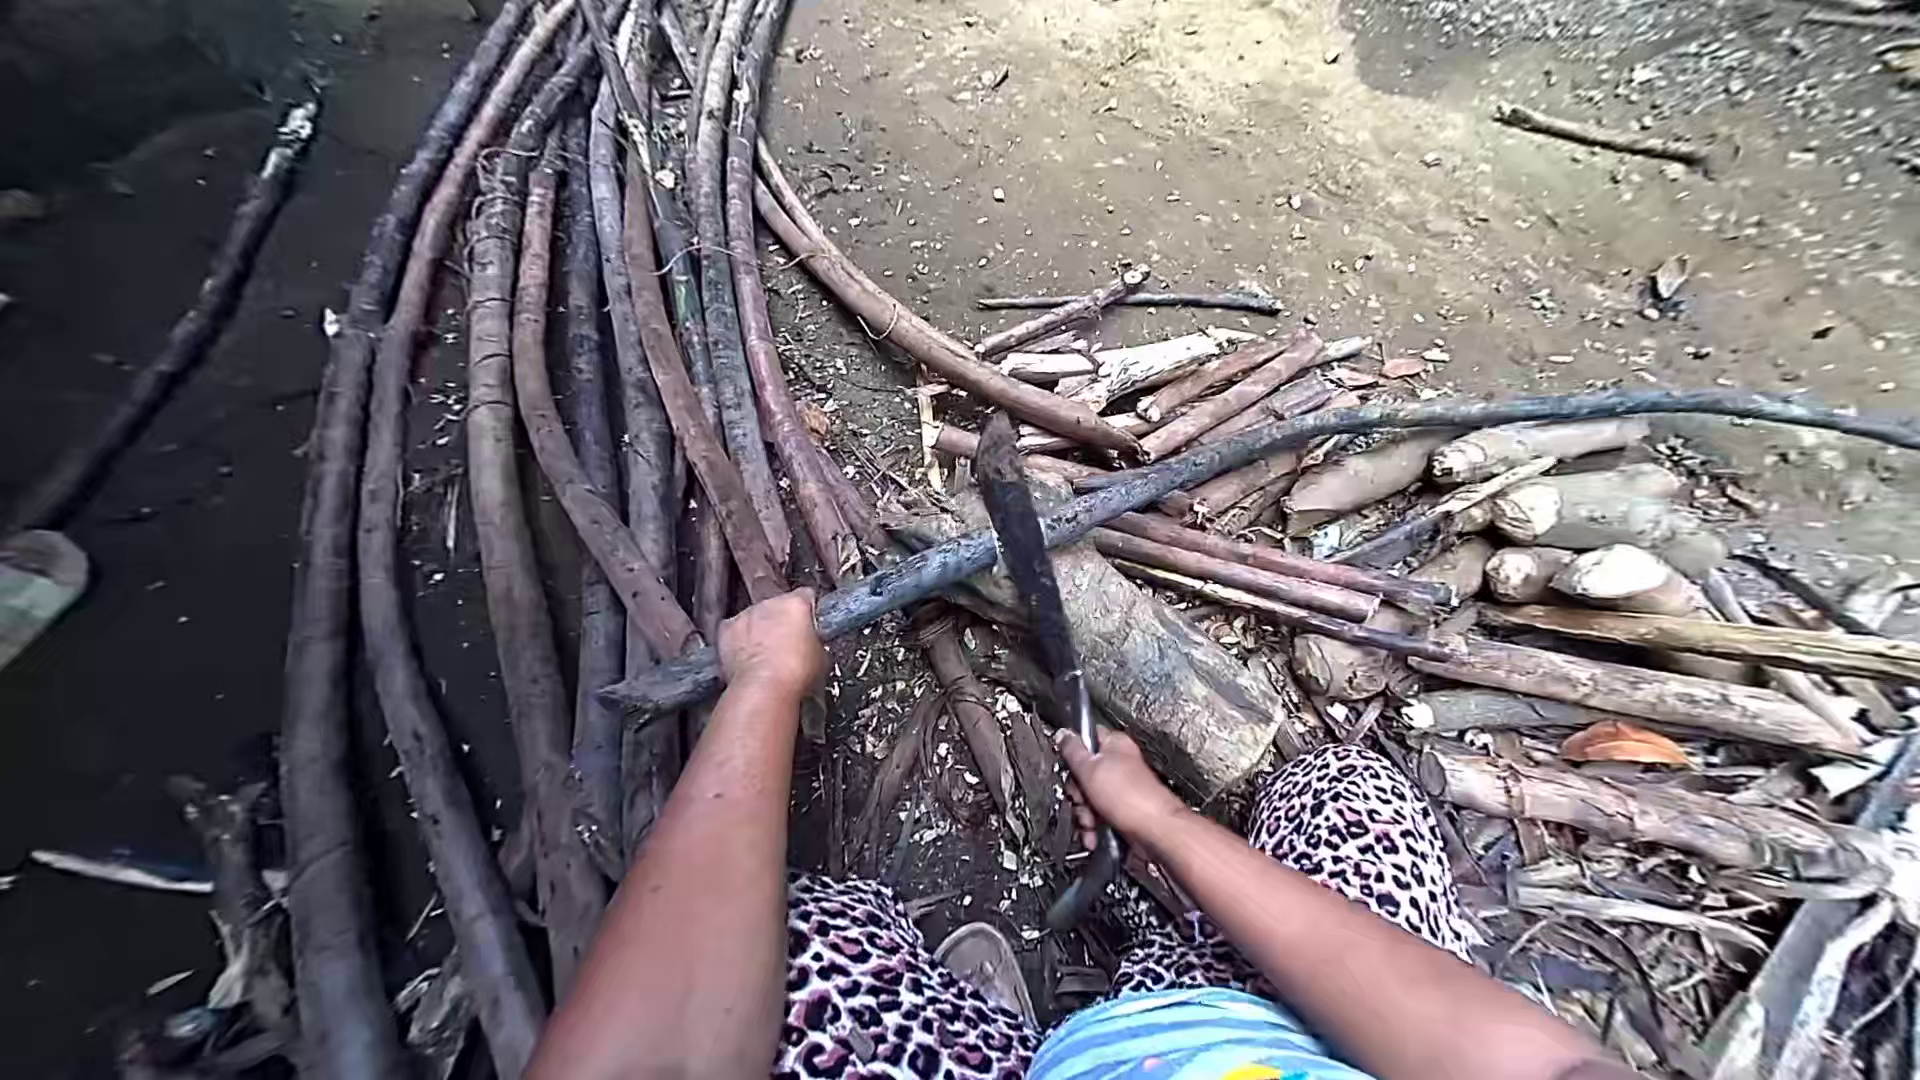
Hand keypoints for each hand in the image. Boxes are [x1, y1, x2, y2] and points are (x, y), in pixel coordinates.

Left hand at [718, 589, 825, 699]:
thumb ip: (814, 638)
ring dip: (760, 629)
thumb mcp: (821, 654)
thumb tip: (811, 642)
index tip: (808, 623)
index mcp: (796, 603)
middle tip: (788, 643)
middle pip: (778, 605)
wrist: (764, 689)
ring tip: (766, 654)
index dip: (808, 610)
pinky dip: (739, 640)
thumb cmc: (794, 673)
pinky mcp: (726, 630)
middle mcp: (769, 603)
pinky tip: (748, 656)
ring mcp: (746, 615)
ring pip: (755, 616)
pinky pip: (735, 630)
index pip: (805, 595)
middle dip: (782, 620)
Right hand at [1054, 726, 1188, 847]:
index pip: (1084, 739)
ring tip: (1090, 822)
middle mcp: (1119, 764)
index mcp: (1114, 744)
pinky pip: (1098, 815)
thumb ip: (1071, 750)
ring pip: (1088, 797)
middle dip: (1077, 793)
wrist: (1156, 834)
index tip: (1070, 769)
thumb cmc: (1133, 799)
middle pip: (1082, 772)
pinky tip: (1094, 835)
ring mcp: (1121, 789)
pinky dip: (1093, 827)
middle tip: (1082, 799)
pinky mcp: (1122, 811)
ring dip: (1083, 813)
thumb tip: (1062, 734)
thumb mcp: (1090, 768)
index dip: (1072, 756)